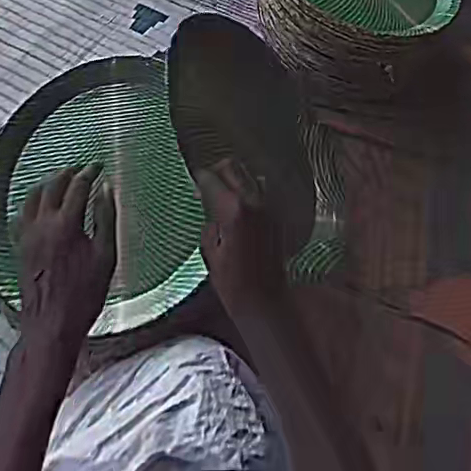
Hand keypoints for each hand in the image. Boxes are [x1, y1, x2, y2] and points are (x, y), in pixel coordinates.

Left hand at [18, 165, 115, 347]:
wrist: (51, 326)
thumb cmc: (82, 295)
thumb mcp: (105, 255)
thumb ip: (106, 218)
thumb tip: (106, 189)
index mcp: (65, 224)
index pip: (78, 186)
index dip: (89, 172)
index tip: (98, 167)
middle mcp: (42, 224)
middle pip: (53, 185)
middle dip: (68, 172)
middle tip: (82, 169)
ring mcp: (27, 235)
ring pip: (33, 196)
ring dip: (48, 183)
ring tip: (62, 181)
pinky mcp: (20, 247)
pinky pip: (22, 214)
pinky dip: (32, 202)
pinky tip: (40, 205)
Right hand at [195, 159, 285, 318]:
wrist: (267, 303)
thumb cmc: (234, 284)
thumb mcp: (211, 253)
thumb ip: (209, 223)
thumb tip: (210, 210)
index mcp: (233, 209)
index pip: (211, 178)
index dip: (198, 178)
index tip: (192, 180)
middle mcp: (254, 201)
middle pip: (232, 167)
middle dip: (216, 171)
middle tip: (205, 184)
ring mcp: (269, 206)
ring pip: (249, 175)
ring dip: (234, 179)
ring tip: (223, 195)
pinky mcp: (278, 215)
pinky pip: (261, 190)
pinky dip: (248, 191)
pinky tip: (240, 208)